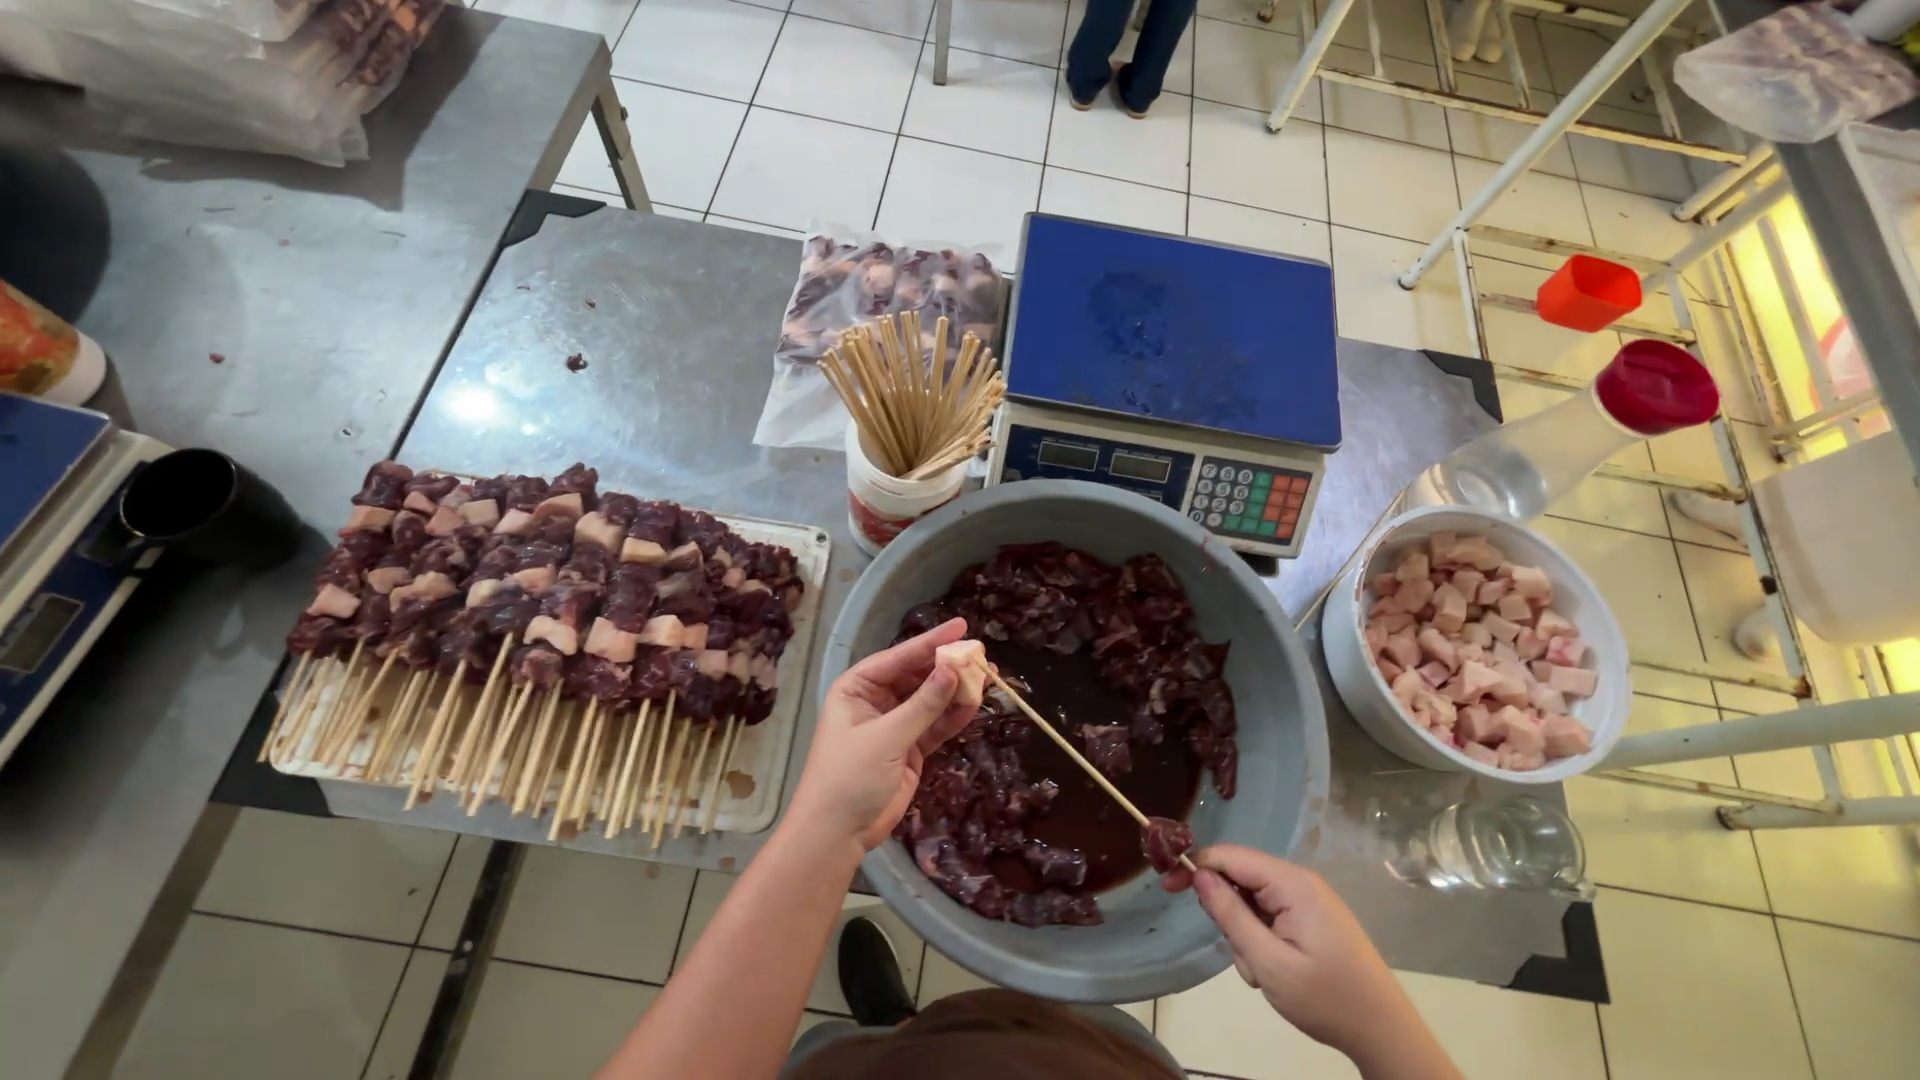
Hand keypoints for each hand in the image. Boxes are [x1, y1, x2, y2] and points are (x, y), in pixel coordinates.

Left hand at [788, 618, 978, 853]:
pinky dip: (953, 717)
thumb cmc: (849, 777)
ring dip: (955, 691)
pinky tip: (975, 705)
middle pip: (917, 676)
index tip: (961, 626)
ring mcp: (894, 725)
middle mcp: (875, 701)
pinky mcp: (909, 749)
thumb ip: (923, 705)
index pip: (898, 658)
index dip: (930, 642)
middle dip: (947, 666)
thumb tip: (953, 668)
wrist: (837, 833)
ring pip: (930, 701)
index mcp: (856, 688)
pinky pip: (935, 726)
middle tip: (981, 654)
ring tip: (988, 677)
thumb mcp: (886, 738)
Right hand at [1182, 846, 1453, 1076]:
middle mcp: (1300, 881)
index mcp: (1293, 883)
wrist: (1384, 1033)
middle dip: (1226, 912)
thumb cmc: (1326, 998)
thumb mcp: (1269, 962)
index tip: (1166, 887)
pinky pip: (1270, 913)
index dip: (1194, 866)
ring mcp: (1308, 899)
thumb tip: (1199, 875)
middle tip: (1237, 952)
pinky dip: (1260, 938)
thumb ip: (1231, 915)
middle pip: (1240, 876)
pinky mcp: (1312, 917)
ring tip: (1262, 971)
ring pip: (1252, 899)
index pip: (1229, 856)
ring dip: (1245, 933)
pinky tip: (1274, 969)